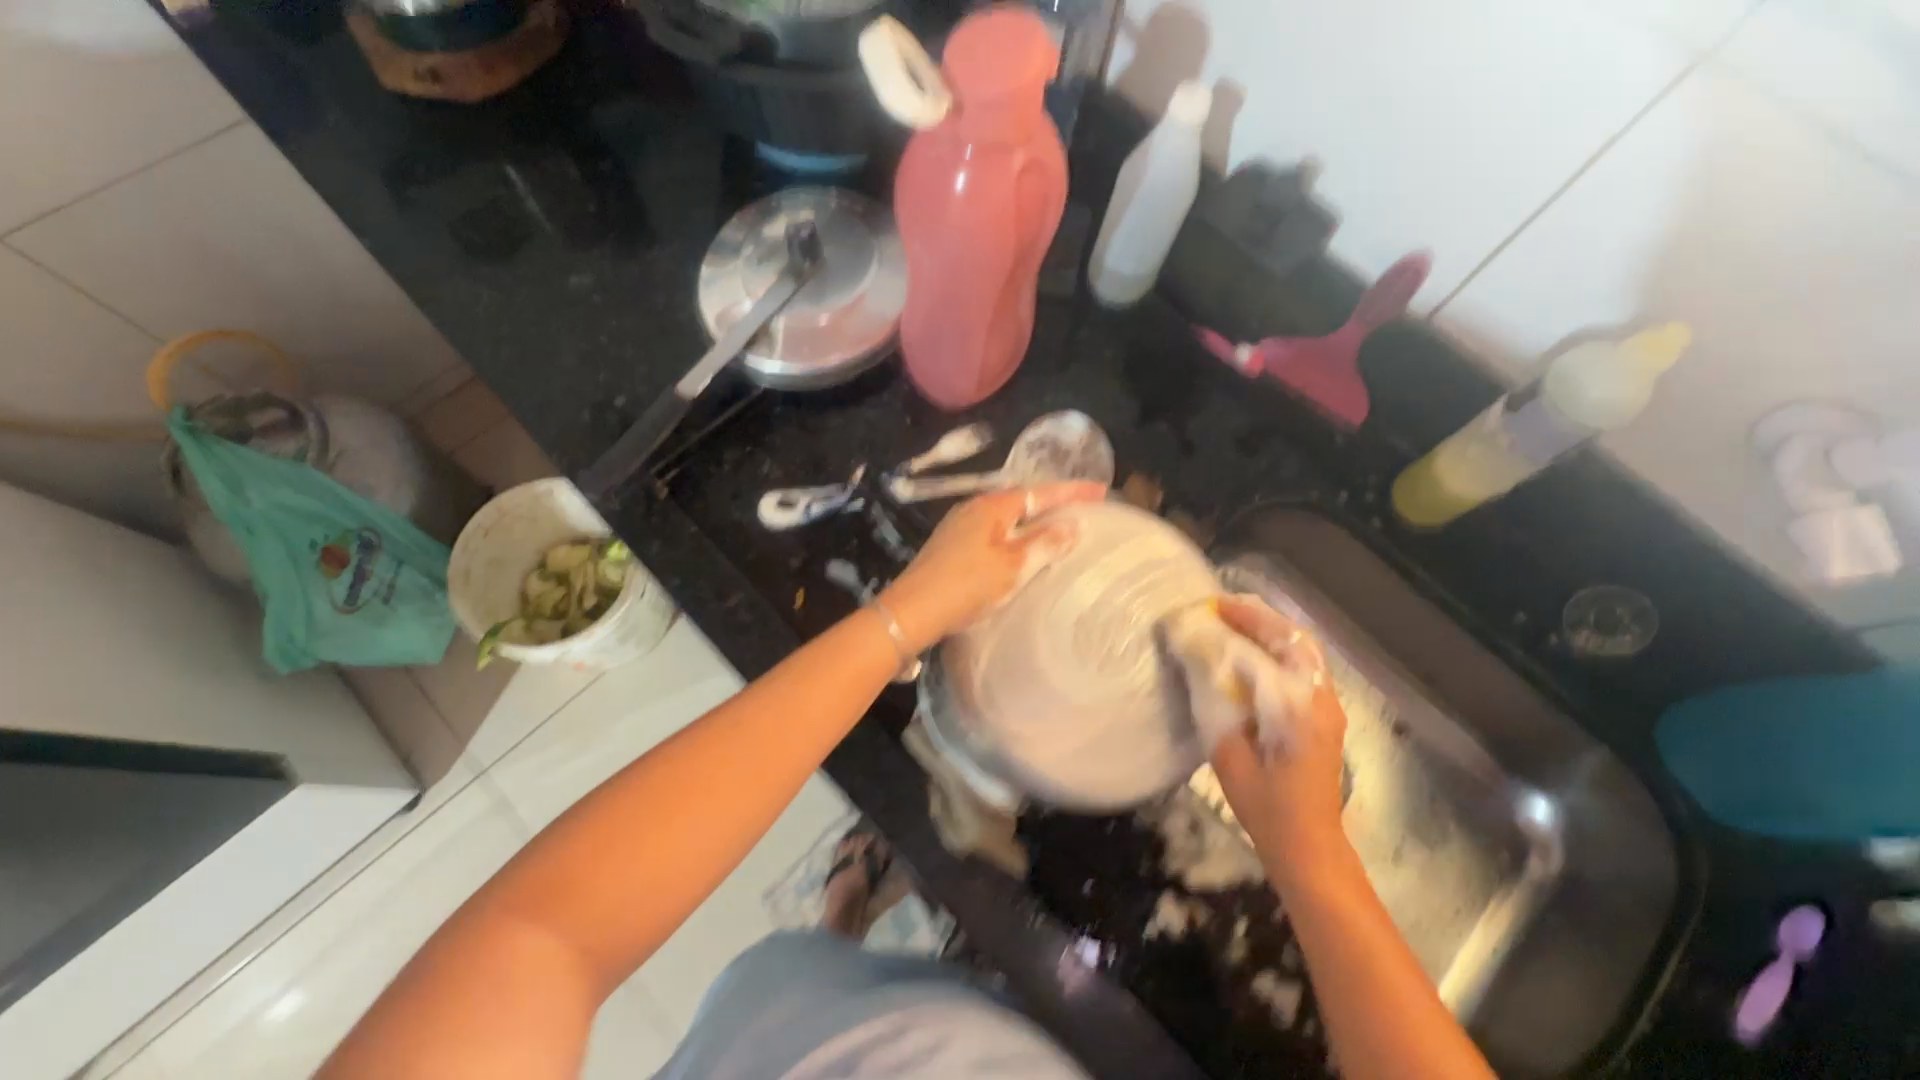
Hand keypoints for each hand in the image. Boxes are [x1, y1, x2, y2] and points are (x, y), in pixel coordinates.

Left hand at [878, 482, 1105, 652]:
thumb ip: (1045, 543)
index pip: (1041, 492)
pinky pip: (994, 531)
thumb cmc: (967, 585)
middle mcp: (975, 508)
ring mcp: (960, 526)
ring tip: (1058, 526)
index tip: (1101, 490)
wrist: (912, 611)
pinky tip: (1022, 548)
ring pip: (1006, 517)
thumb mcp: (1014, 566)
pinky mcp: (952, 546)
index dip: (1072, 491)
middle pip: (1022, 500)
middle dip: (1052, 502)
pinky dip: (1016, 534)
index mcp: (992, 506)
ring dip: (1033, 520)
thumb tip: (1074, 524)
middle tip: (1082, 507)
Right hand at [1204, 596, 1349, 883]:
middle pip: (1294, 638)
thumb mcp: (1228, 754)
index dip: (1234, 625)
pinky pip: (1305, 666)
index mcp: (1297, 705)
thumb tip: (1197, 662)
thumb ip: (1215, 703)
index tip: (1205, 611)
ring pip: (1304, 649)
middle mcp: (1320, 697)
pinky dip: (1280, 648)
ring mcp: (1328, 705)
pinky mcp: (1325, 714)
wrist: (1308, 844)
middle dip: (1257, 617)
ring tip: (1233, 621)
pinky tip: (1253, 651)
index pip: (1265, 649)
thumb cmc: (1266, 806)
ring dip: (1270, 629)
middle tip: (1220, 607)